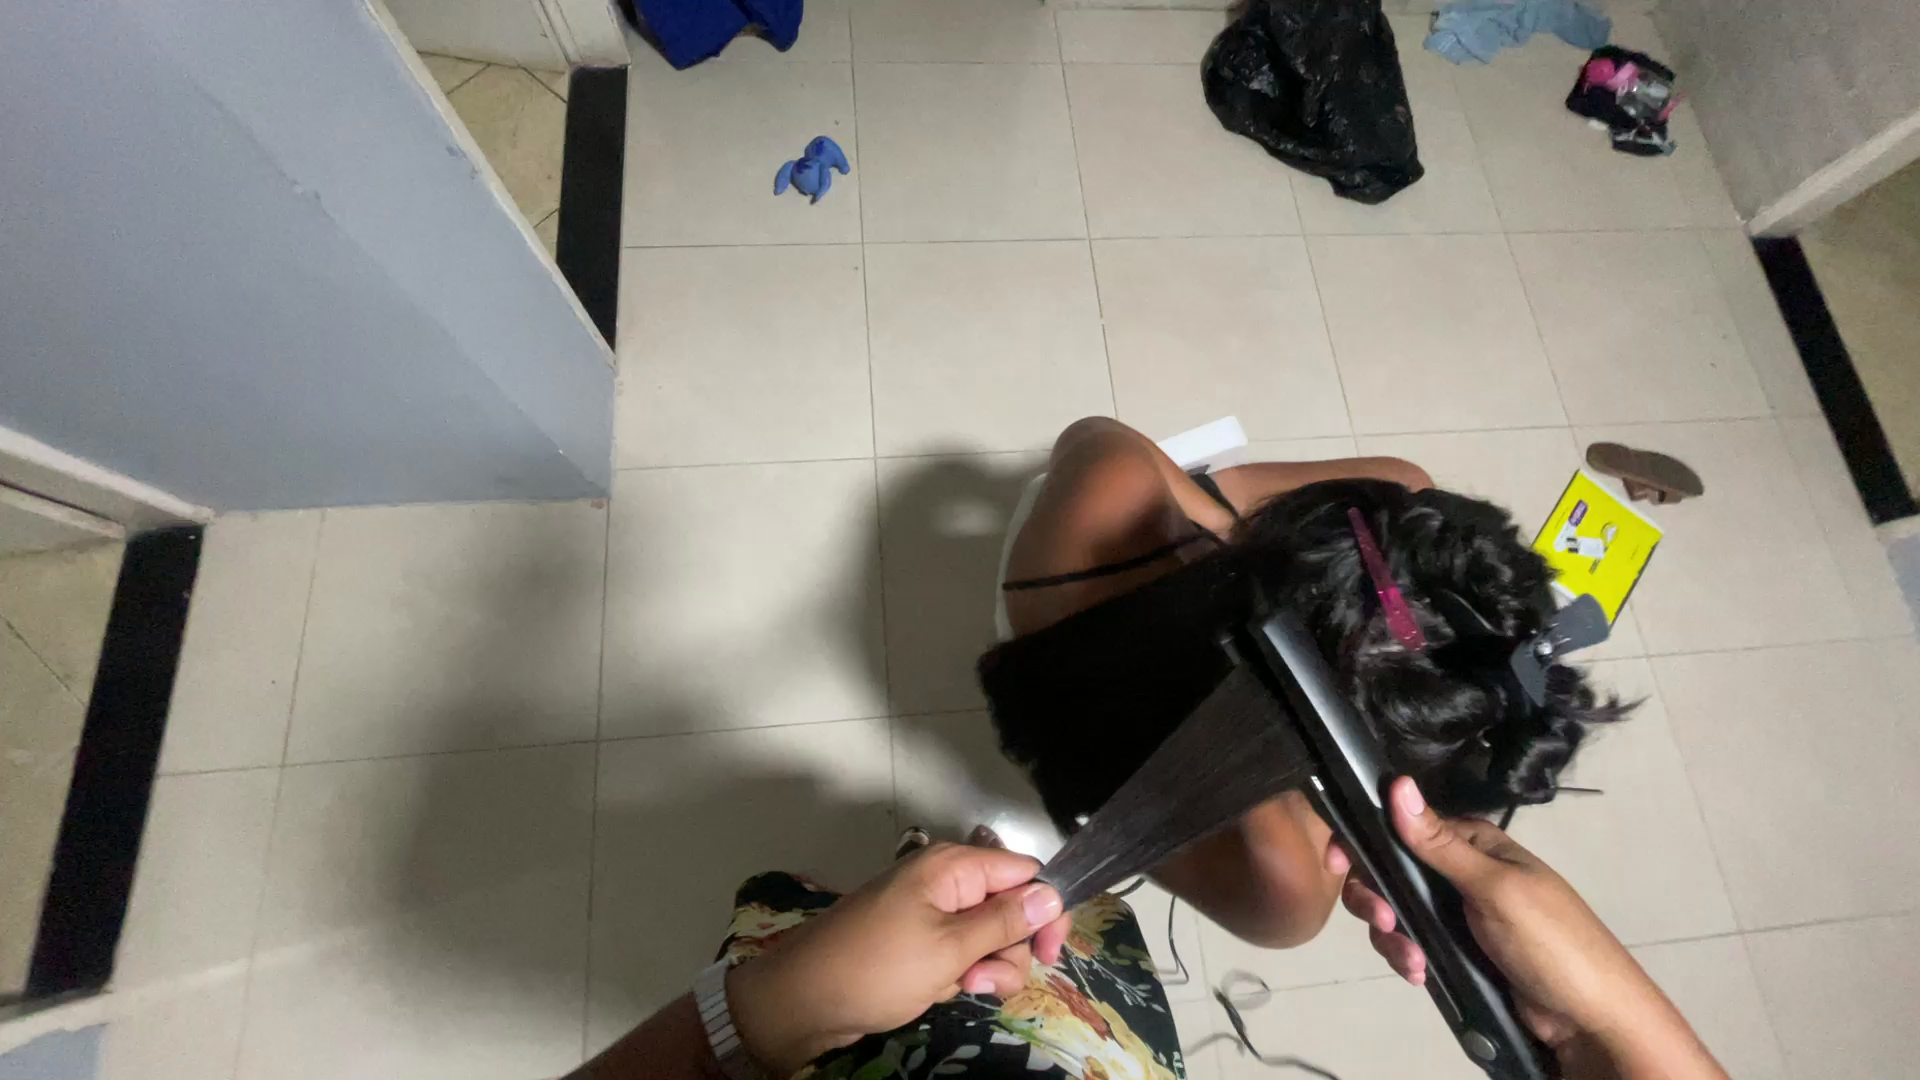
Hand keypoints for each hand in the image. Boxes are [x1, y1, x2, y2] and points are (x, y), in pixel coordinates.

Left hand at [726, 843, 1072, 1075]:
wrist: (806, 998)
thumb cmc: (878, 966)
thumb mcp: (949, 949)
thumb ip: (1004, 922)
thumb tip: (1053, 893)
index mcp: (955, 866)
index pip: (1025, 871)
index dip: (1045, 909)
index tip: (1050, 955)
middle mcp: (948, 880)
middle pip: (1010, 907)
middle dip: (1008, 948)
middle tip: (982, 978)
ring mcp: (934, 910)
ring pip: (989, 935)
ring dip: (985, 967)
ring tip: (959, 987)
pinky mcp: (923, 938)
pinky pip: (962, 950)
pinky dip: (960, 973)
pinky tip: (939, 990)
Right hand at [1324, 779, 1688, 1055]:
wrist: (1594, 1029)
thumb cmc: (1553, 945)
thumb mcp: (1496, 889)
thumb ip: (1438, 842)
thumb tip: (1396, 781)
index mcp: (1469, 844)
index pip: (1398, 825)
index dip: (1361, 840)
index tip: (1336, 862)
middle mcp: (1454, 871)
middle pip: (1384, 869)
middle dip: (1373, 896)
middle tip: (1382, 919)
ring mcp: (1452, 912)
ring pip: (1390, 908)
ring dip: (1390, 933)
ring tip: (1411, 960)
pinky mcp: (1451, 949)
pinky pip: (1407, 941)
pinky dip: (1404, 955)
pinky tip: (1420, 973)